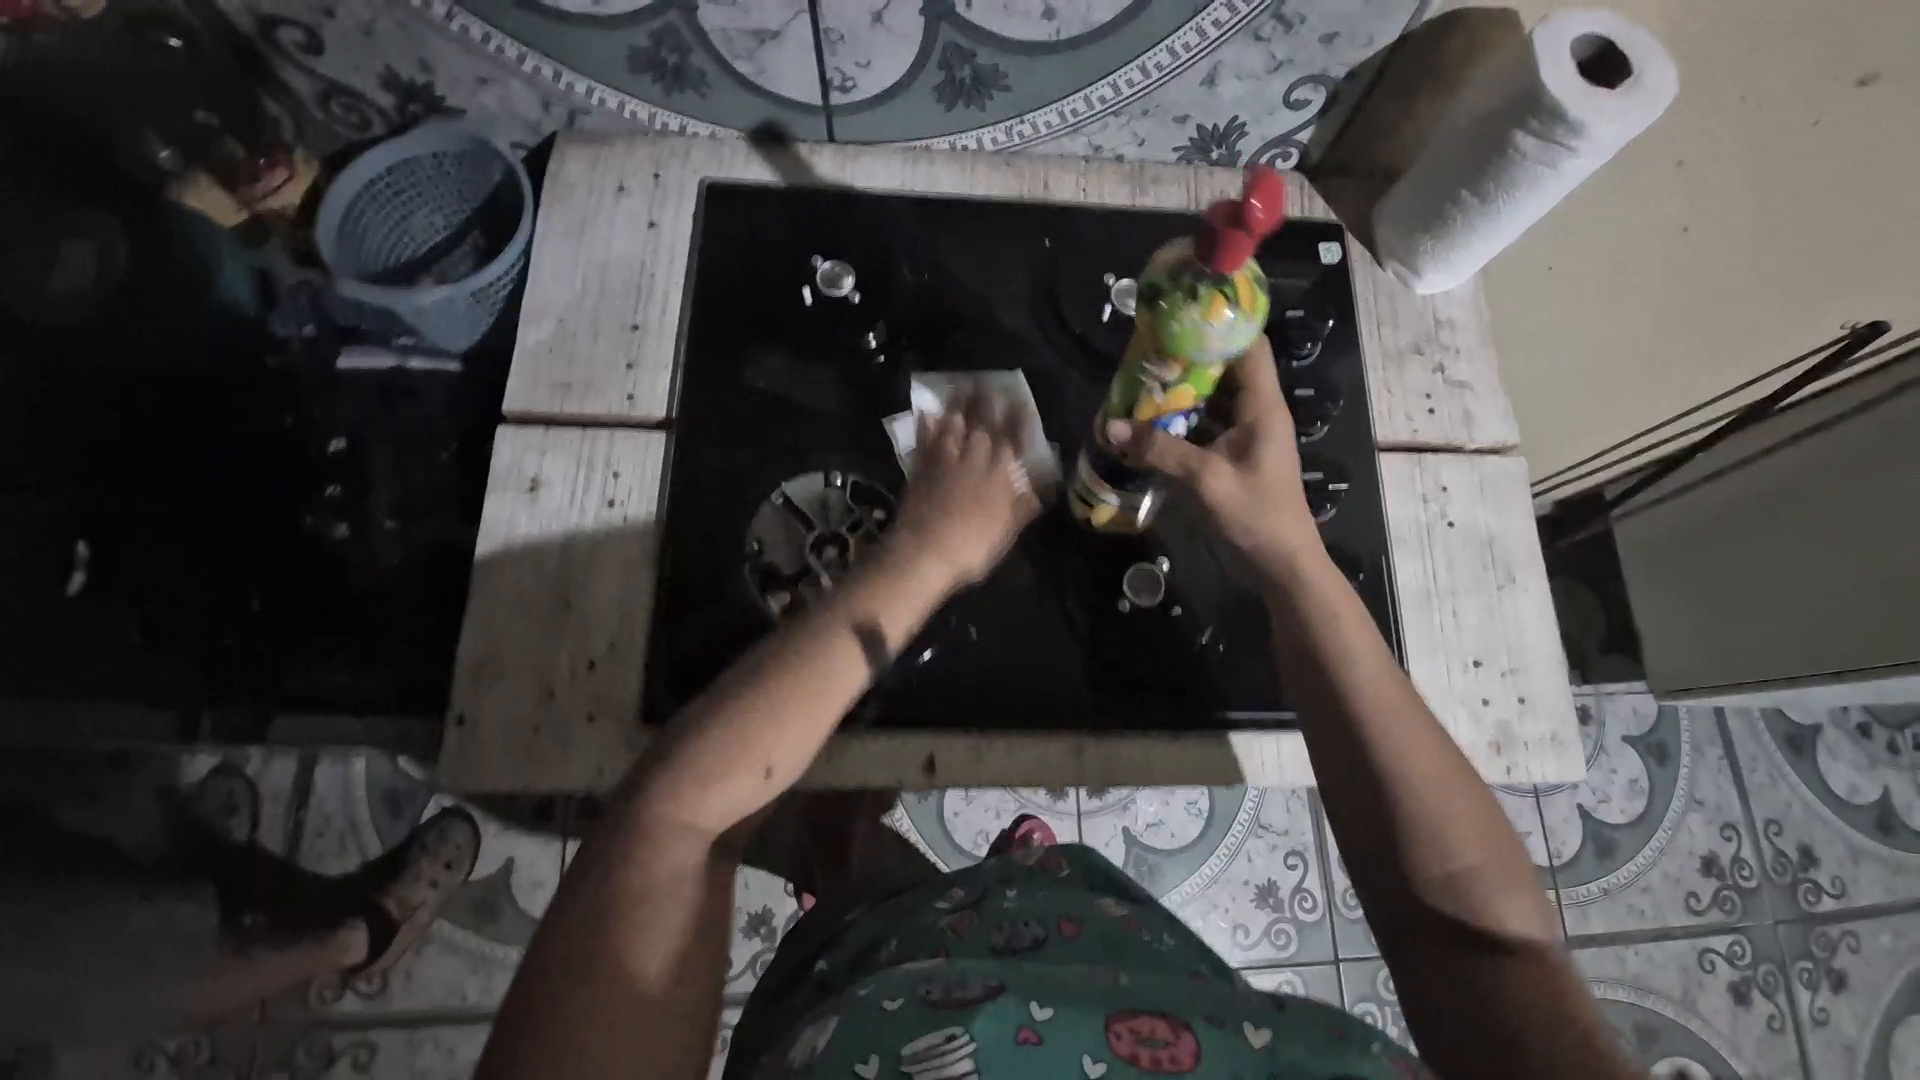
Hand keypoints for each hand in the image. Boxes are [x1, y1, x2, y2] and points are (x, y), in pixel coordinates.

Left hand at [890, 393, 1042, 588]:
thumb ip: (1023, 509)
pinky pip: (924, 441)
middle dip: (986, 404)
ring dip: (957, 407)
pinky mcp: (919, 469)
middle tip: (987, 383)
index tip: (1019, 400)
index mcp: (998, 476)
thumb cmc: (972, 547)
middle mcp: (972, 461)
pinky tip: (926, 413)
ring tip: (961, 389)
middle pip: (981, 425)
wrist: (924, 552)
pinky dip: (925, 425)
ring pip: (952, 427)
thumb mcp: (1007, 532)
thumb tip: (1039, 492)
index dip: (1016, 419)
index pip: (1011, 440)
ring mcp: (943, 462)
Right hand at [1106, 334, 1321, 567]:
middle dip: (1187, 359)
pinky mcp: (1230, 457)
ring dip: (1178, 393)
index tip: (1183, 312)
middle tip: (1146, 348)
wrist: (1280, 564)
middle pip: (1224, 371)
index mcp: (1263, 407)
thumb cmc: (1256, 515)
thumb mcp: (1206, 480)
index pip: (1250, 347)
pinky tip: (1147, 422)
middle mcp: (1255, 413)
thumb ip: (1160, 451)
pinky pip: (1203, 429)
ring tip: (1139, 380)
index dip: (1222, 325)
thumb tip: (1112, 427)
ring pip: (1210, 401)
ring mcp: (1243, 436)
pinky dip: (1178, 423)